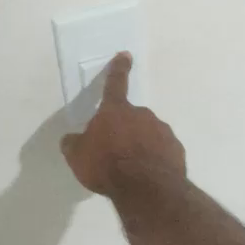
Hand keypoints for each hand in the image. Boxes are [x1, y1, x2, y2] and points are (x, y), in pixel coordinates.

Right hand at [60, 53, 185, 196]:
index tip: (125, 56)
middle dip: (124, 131)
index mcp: (116, 112)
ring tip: (132, 170)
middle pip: (131, 118)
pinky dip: (155, 159)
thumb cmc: (106, 166)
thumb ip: (73, 145)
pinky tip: (147, 176)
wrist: (145, 188)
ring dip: (140, 146)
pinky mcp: (175, 149)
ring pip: (148, 134)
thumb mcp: (78, 157)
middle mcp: (142, 115)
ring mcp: (162, 131)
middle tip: (114, 154)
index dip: (118, 70)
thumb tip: (69, 139)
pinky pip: (161, 151)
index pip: (114, 85)